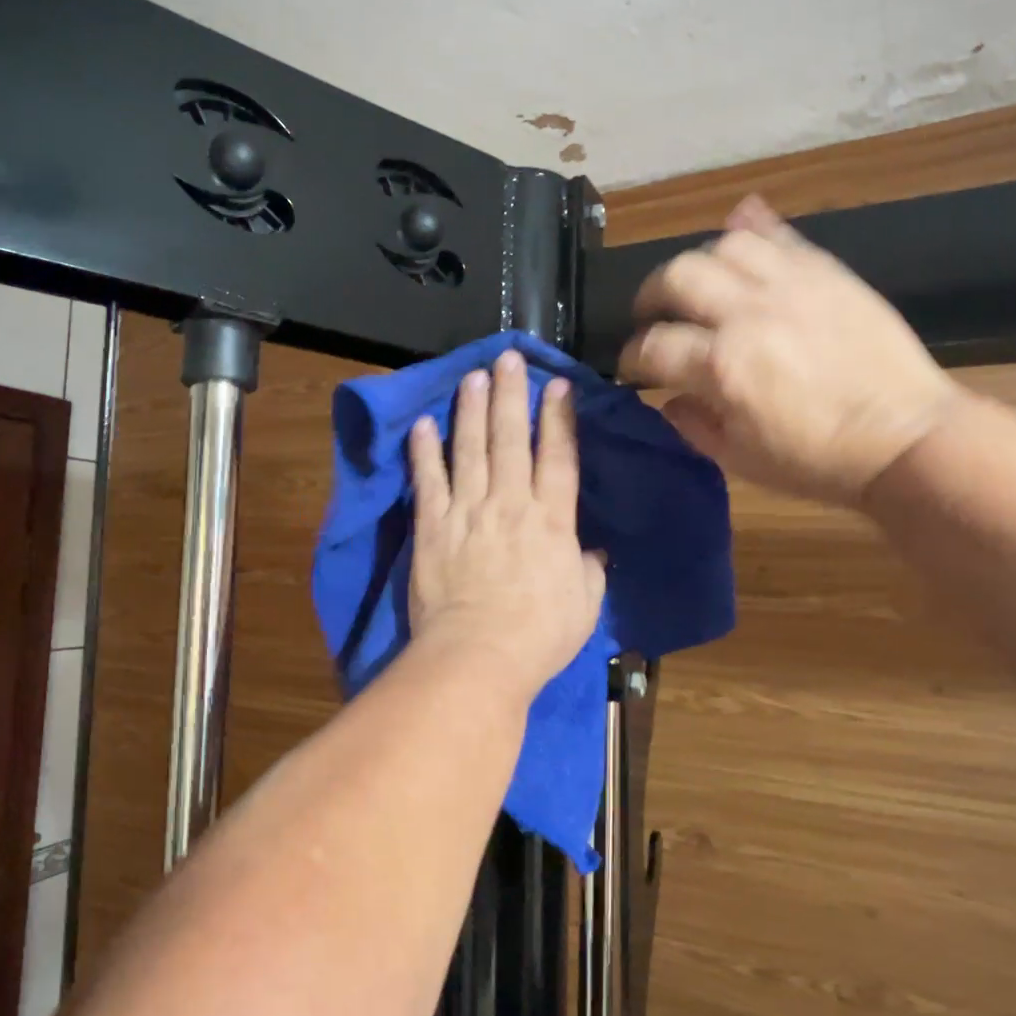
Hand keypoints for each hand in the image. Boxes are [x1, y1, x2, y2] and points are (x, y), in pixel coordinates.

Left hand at [407, 349, 606, 701]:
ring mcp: (468, 511)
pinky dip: (425, 451)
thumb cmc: (539, 636)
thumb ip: (589, 570)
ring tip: (472, 376)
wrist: (478, 655)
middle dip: (510, 395)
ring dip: (470, 409)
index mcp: (552, 520)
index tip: (557, 387)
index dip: (558, 418)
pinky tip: (423, 425)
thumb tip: (592, 550)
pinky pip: (429, 480)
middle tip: (508, 359)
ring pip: (469, 448)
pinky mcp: (432, 527)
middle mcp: (510, 503)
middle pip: (510, 438)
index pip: (558, 457)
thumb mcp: (584, 605)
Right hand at [618, 195, 964, 505]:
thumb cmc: (817, 461)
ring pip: (722, 246)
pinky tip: (738, 238)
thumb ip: (692, 424)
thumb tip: (666, 397)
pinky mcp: (827, 272)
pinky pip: (778, 235)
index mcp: (722, 368)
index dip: (631, 357)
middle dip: (650, 298)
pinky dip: (751, 232)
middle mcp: (748, 314)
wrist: (905, 438)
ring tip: (700, 287)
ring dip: (698, 265)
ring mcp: (790, 285)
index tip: (632, 368)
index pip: (652, 346)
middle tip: (653, 317)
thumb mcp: (740, 460)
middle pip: (675, 277)